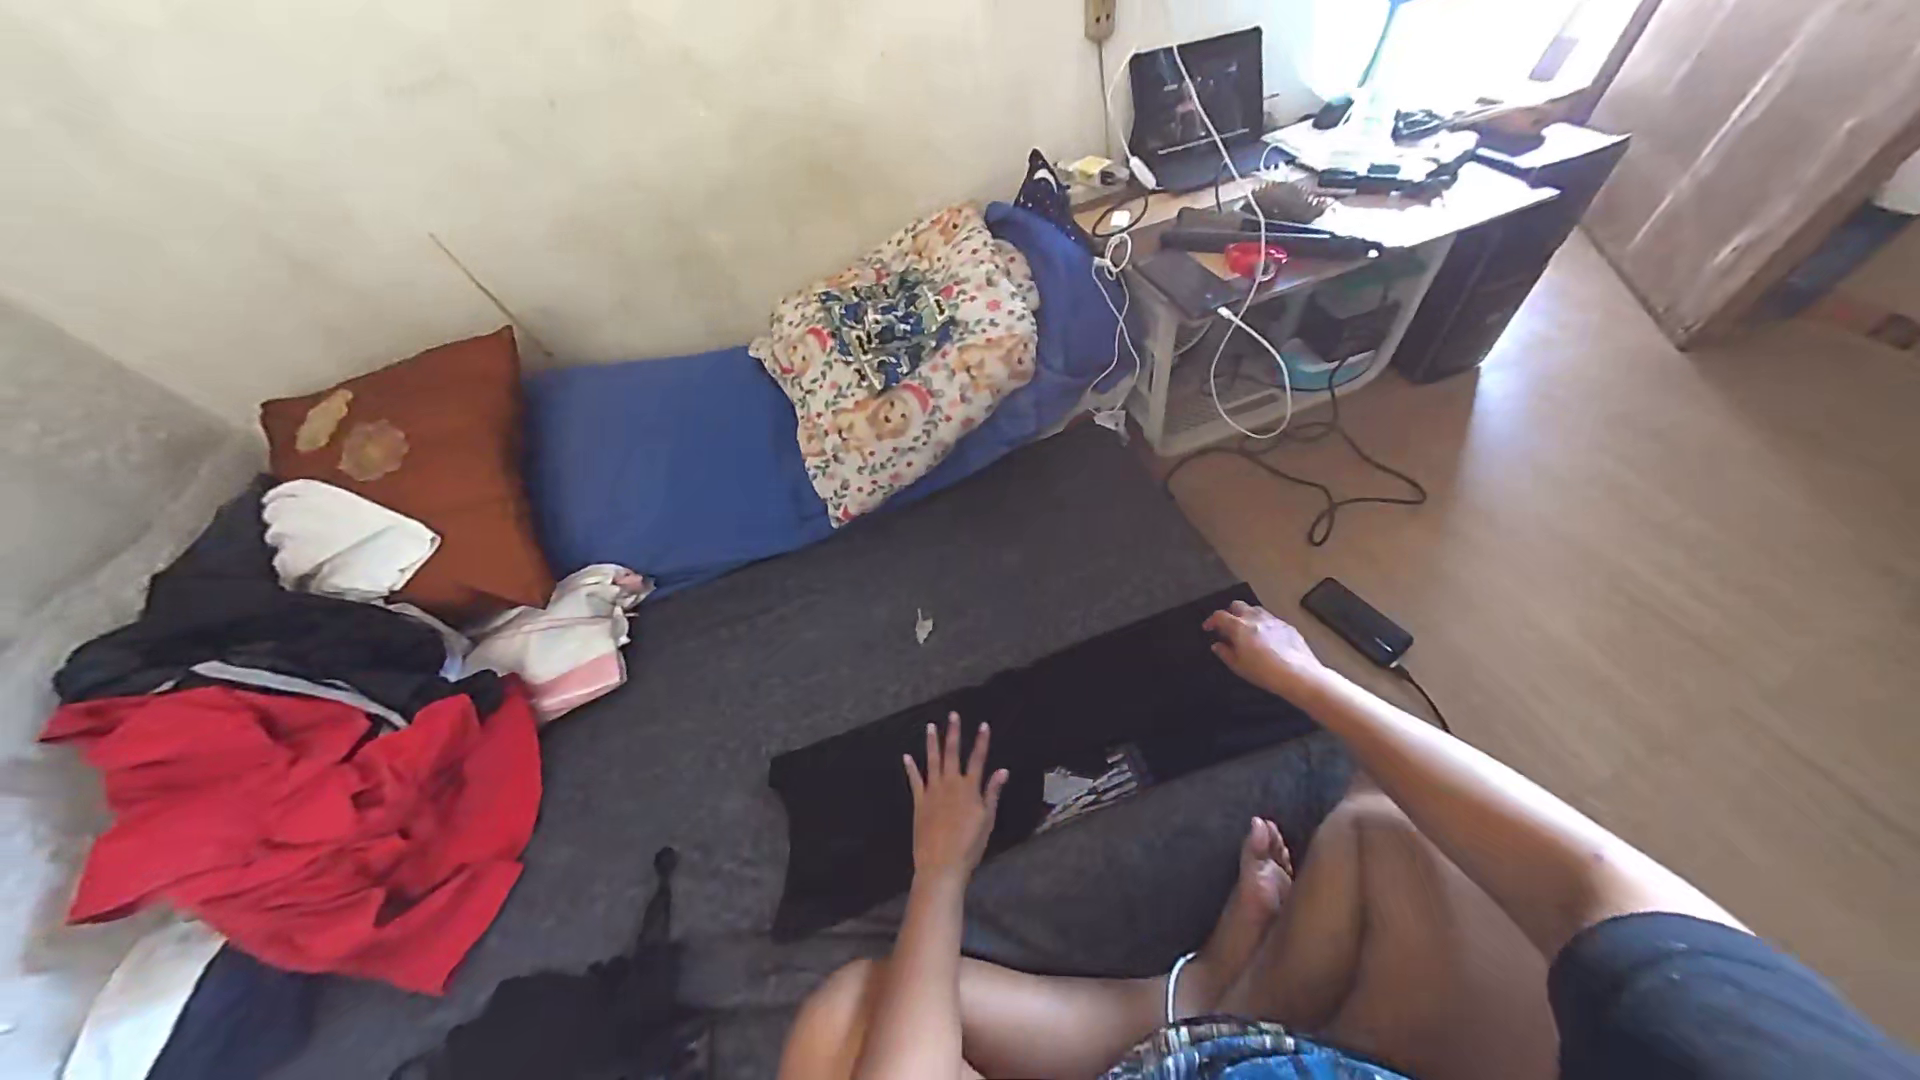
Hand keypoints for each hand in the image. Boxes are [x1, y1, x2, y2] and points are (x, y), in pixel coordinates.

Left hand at [903, 713, 1008, 885]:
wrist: (941, 864)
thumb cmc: (969, 845)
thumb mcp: (987, 820)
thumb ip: (992, 792)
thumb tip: (1003, 770)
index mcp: (969, 788)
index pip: (978, 759)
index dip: (981, 741)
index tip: (983, 725)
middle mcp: (950, 784)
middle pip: (952, 753)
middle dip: (953, 733)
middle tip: (953, 715)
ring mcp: (933, 791)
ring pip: (932, 761)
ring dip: (932, 743)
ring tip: (930, 726)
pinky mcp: (919, 801)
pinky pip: (914, 780)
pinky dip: (910, 768)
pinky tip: (906, 756)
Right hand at [1204, 601, 1336, 700]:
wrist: (1299, 675)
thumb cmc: (1266, 672)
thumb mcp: (1238, 666)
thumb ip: (1225, 653)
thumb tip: (1218, 646)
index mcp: (1239, 627)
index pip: (1219, 615)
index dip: (1211, 620)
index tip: (1208, 627)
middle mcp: (1256, 618)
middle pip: (1237, 605)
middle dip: (1229, 613)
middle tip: (1227, 626)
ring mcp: (1273, 620)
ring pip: (1255, 609)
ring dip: (1247, 616)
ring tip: (1246, 630)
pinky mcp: (1287, 626)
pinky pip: (1270, 619)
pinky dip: (1263, 624)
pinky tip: (1265, 637)